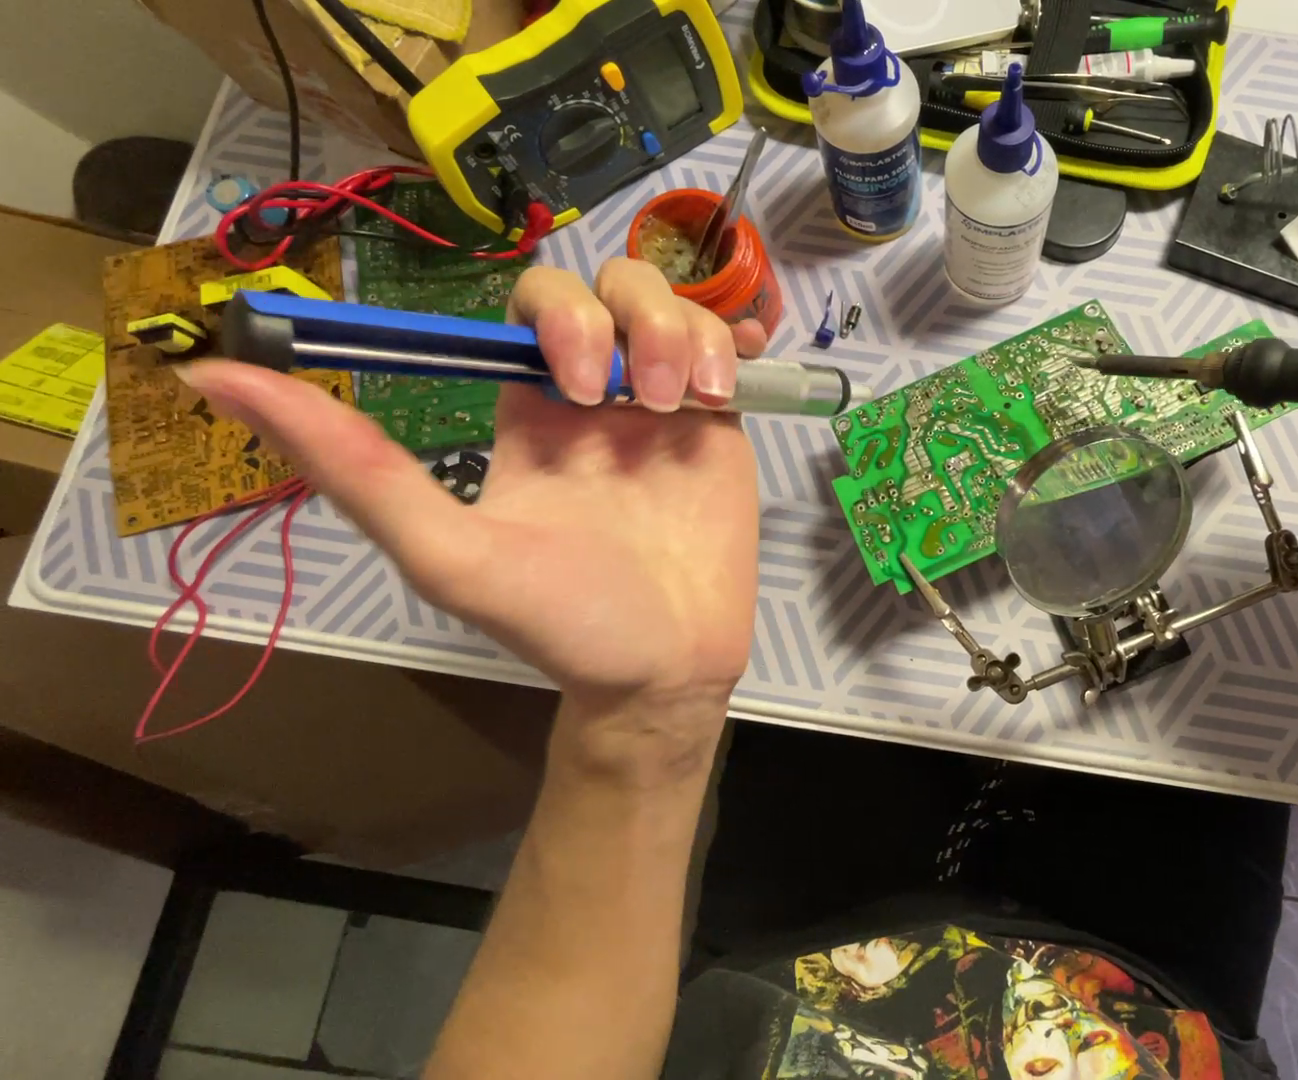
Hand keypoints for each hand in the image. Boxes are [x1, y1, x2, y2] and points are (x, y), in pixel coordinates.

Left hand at [181, 260, 765, 721]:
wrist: (664, 670)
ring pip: (676, 309)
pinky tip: (732, 377)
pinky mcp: (720, 430)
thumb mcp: (453, 554)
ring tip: (693, 405)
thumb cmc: (563, 621)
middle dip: (636, 322)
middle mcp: (598, 397)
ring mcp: (665, 410)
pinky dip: (733, 343)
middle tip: (647, 400)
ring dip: (688, 336)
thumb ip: (357, 469)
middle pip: (614, 289)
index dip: (560, 319)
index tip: (578, 389)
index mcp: (528, 412)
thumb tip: (211, 373)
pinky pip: (728, 353)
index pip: (536, 306)